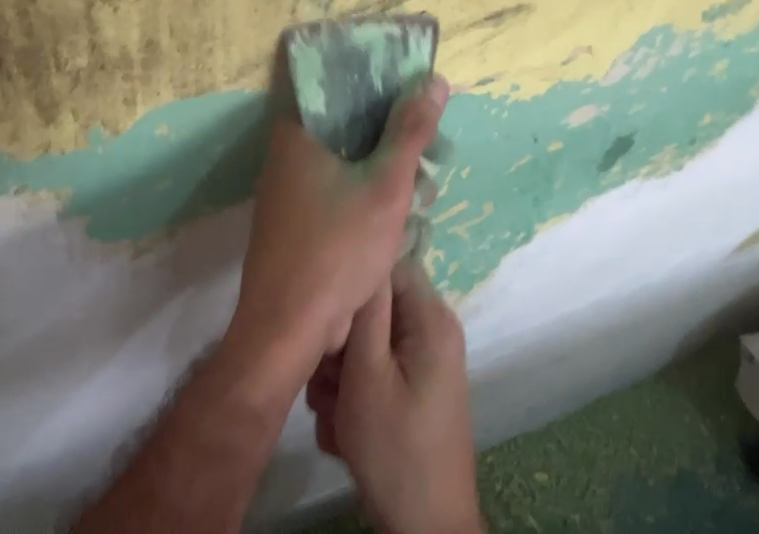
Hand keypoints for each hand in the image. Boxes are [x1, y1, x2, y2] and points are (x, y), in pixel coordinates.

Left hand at [225, 75, 448, 384]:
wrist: (288, 327)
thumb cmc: (336, 248)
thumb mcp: (386, 186)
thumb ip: (411, 131)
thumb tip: (433, 80)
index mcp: (297, 132)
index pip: (337, 84)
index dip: (381, 83)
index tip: (419, 92)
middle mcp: (288, 154)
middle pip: (349, 125)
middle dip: (396, 136)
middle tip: (438, 151)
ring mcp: (292, 190)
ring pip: (349, 162)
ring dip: (390, 170)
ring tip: (429, 191)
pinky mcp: (302, 220)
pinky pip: (342, 191)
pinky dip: (373, 195)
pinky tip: (407, 214)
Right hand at [307, 261, 483, 533]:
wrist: (424, 526)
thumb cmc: (395, 448)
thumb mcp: (368, 374)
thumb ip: (365, 312)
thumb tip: (363, 252)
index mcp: (431, 319)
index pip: (385, 267)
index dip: (351, 287)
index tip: (328, 321)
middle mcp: (430, 333)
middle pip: (369, 311)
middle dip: (338, 347)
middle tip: (328, 385)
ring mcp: (421, 365)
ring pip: (361, 346)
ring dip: (337, 381)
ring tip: (336, 416)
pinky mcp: (409, 392)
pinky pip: (369, 375)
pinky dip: (351, 400)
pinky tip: (344, 431)